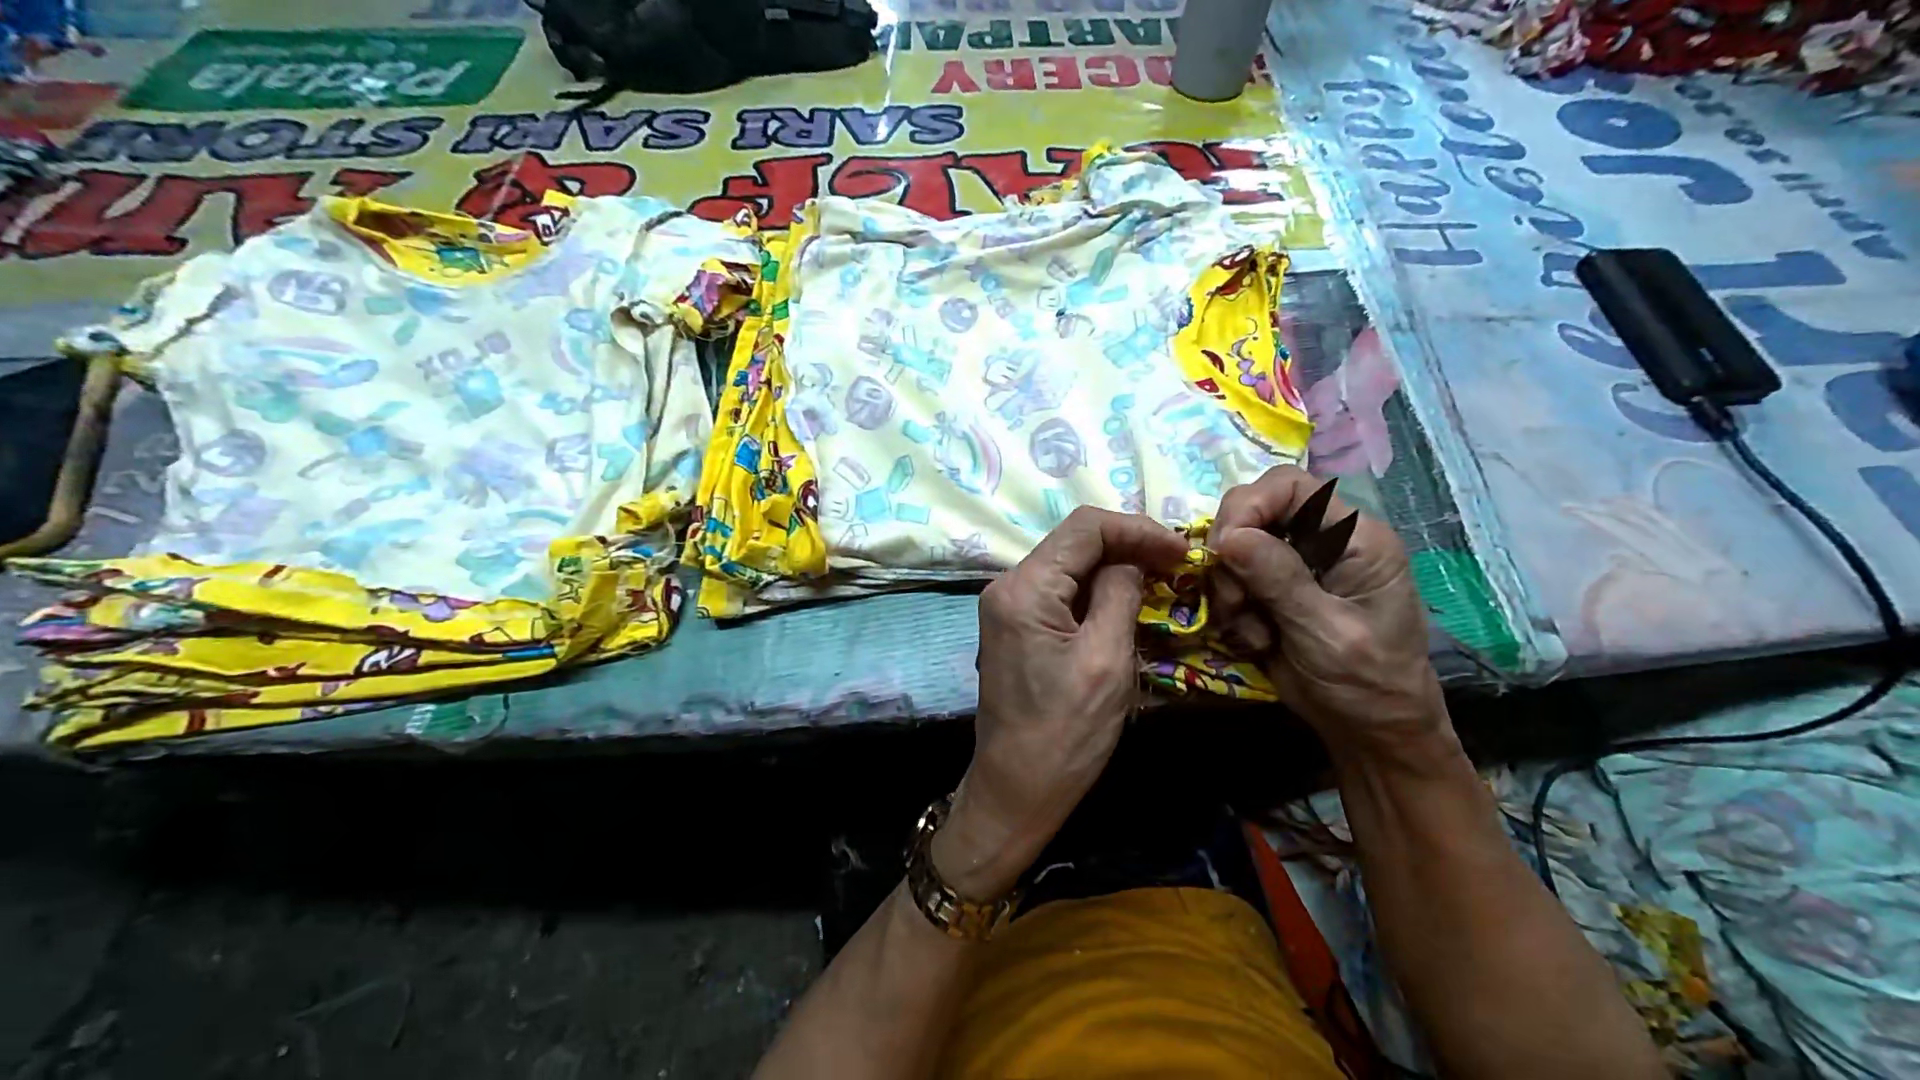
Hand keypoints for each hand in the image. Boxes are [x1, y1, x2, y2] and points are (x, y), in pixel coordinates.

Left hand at [933, 507, 1188, 900]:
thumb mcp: (1106, 660)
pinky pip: (1061, 592)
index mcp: (1024, 588)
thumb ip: (1120, 595)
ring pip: (1069, 565)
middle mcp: (1007, 586)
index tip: (1182, 551)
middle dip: (1128, 545)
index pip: (1084, 528)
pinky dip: (1096, 591)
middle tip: (1179, 565)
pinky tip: (1128, 601)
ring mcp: (1009, 606)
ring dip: (1115, 567)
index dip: (1137, 529)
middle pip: (1074, 542)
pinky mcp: (1017, 627)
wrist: (1018, 789)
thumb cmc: (1066, 732)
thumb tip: (1133, 560)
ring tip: (1163, 580)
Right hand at [1209, 466, 1448, 756]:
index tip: (1224, 548)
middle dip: (1231, 555)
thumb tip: (1228, 536)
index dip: (1249, 506)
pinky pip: (1230, 581)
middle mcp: (1322, 541)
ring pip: (1232, 549)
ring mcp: (1294, 566)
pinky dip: (1229, 609)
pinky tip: (1253, 639)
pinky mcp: (1271, 592)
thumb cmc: (1368, 683)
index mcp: (1355, 538)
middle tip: (1233, 600)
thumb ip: (1280, 580)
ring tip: (1251, 632)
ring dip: (1228, 590)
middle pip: (1252, 512)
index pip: (1290, 487)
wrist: (1371, 734)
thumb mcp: (1326, 633)